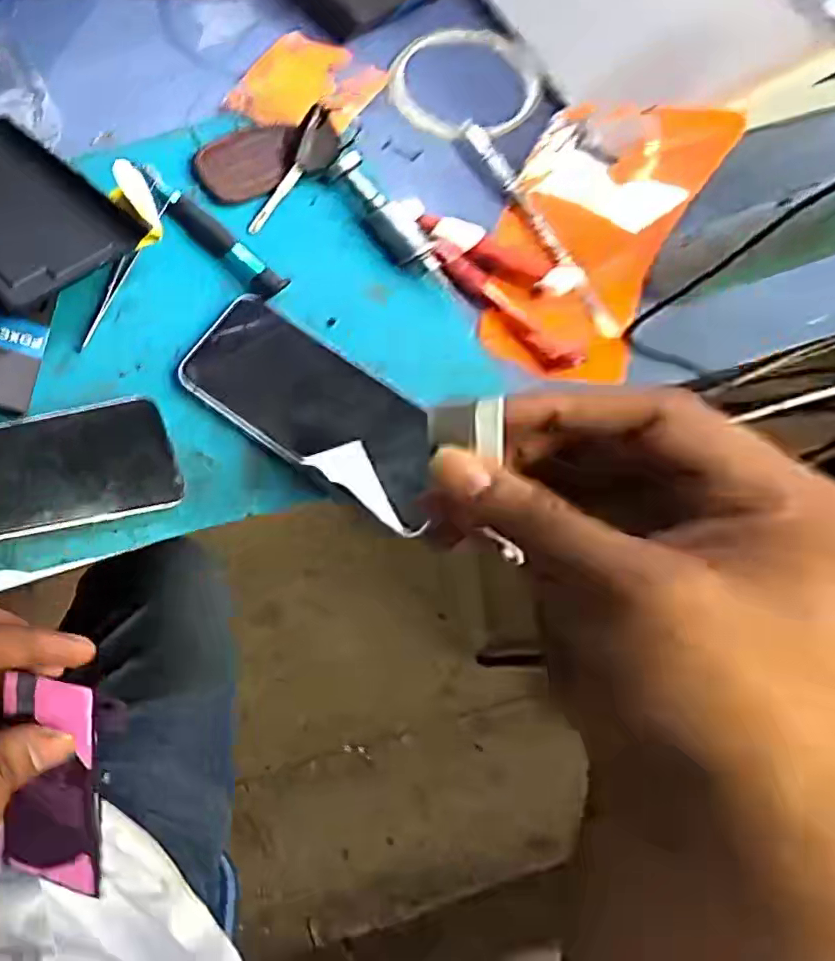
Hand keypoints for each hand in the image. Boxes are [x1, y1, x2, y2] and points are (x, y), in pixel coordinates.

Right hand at [428, 389, 834, 959]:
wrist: (727, 797)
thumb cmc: (717, 681)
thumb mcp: (624, 585)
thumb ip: (529, 514)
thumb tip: (439, 458)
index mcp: (769, 499)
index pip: (658, 419)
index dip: (564, 411)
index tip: (473, 424)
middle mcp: (717, 509)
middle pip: (603, 450)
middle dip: (516, 456)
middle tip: (442, 470)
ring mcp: (661, 544)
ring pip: (568, 488)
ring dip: (498, 490)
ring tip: (438, 509)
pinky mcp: (613, 576)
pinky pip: (549, 527)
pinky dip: (500, 524)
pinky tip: (458, 534)